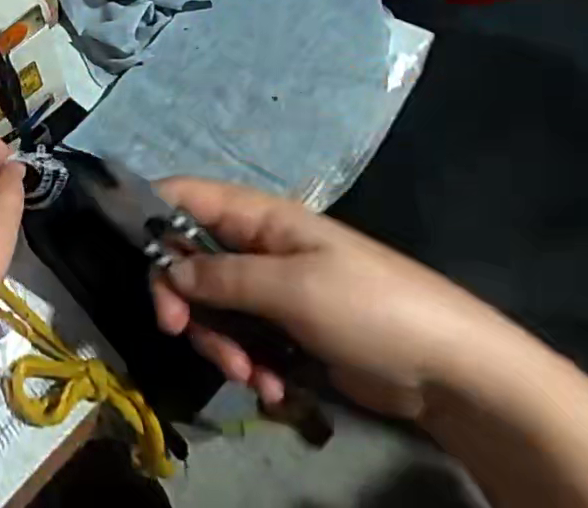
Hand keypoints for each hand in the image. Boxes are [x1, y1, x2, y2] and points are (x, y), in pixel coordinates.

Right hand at [151, 177, 519, 418]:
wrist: (444, 365)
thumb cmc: (368, 307)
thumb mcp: (292, 288)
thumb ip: (225, 276)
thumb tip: (169, 269)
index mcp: (259, 216)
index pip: (187, 197)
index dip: (153, 221)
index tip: (143, 271)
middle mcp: (258, 245)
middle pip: (190, 259)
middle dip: (185, 302)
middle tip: (182, 335)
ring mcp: (272, 287)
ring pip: (213, 307)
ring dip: (221, 344)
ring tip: (254, 376)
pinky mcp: (285, 328)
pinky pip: (243, 339)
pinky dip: (249, 365)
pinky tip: (276, 390)